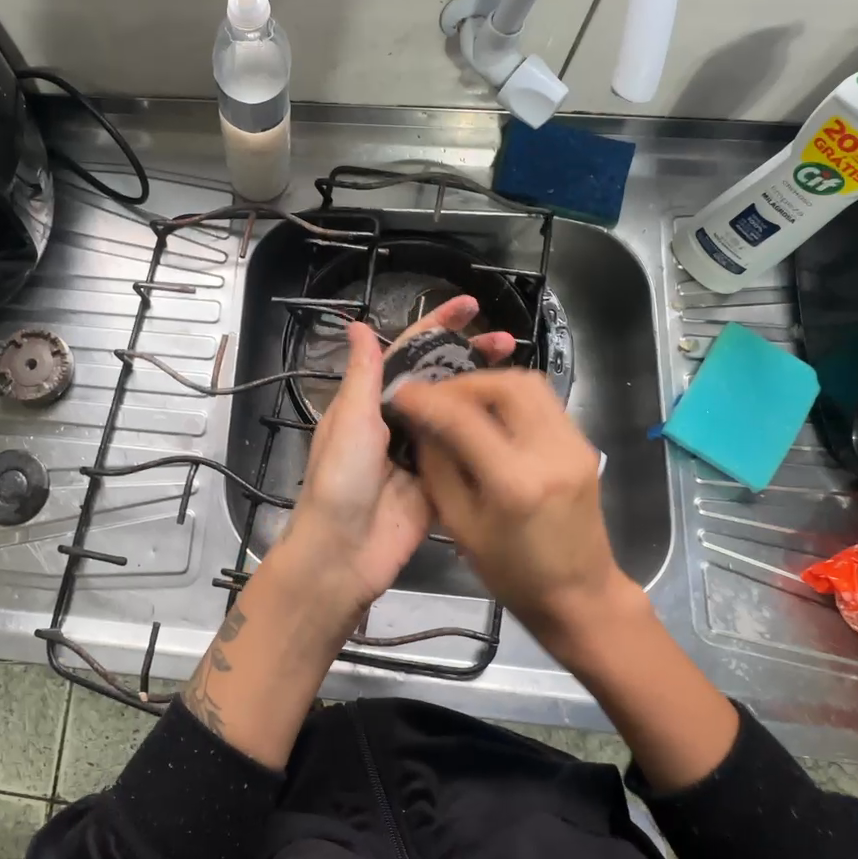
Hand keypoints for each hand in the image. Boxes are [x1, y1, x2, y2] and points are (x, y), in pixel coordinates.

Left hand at [279, 296, 514, 613]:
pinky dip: (485, 437)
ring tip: (517, 373)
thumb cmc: (340, 480)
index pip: (407, 352)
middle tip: (508, 342)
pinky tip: (513, 422)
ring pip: (456, 414)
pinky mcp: (439, 484)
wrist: (344, 552)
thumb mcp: (350, 420)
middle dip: (469, 356)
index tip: (470, 306)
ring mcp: (419, 454)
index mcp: (371, 401)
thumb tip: (358, 325)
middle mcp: (396, 422)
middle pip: (438, 379)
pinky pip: (463, 454)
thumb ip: (363, 375)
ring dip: (482, 391)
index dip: (437, 327)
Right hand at [389, 370, 632, 633]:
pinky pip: (543, 401)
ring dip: (488, 384)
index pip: (464, 418)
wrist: (580, 595)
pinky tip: (490, 417)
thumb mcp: (460, 524)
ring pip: (529, 383)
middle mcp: (551, 452)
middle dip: (462, 383)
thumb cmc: (512, 572)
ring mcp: (574, 445)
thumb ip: (437, 466)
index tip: (401, 394)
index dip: (427, 399)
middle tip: (436, 398)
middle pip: (505, 385)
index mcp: (514, 482)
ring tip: (461, 403)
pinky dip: (510, 397)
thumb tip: (420, 422)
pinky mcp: (583, 444)